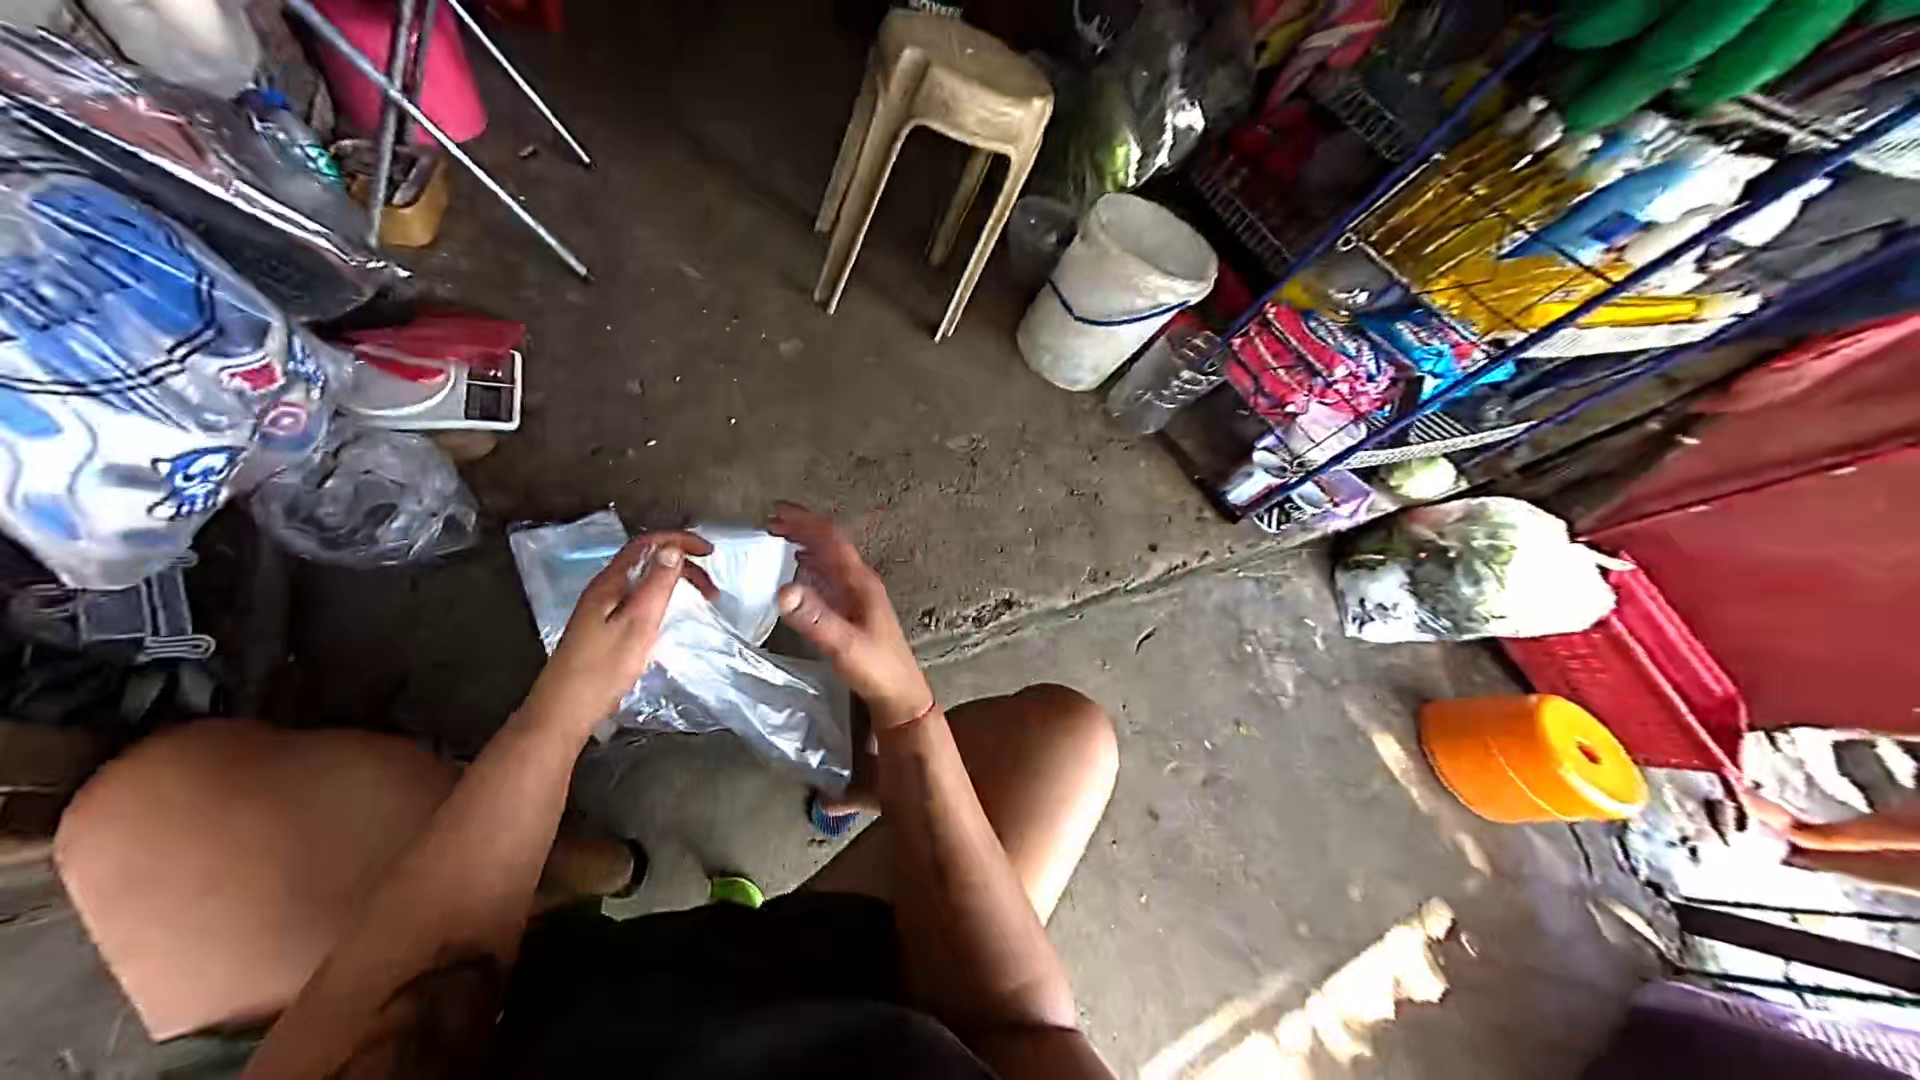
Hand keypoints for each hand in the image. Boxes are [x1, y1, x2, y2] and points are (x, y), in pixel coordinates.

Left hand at [518, 530, 716, 737]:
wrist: (563, 712)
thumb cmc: (602, 670)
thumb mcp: (637, 623)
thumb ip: (656, 585)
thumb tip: (672, 549)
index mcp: (610, 584)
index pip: (646, 545)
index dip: (679, 541)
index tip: (709, 552)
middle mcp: (605, 590)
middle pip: (647, 561)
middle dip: (684, 565)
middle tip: (712, 588)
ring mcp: (602, 609)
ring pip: (645, 581)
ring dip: (676, 583)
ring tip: (700, 601)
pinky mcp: (604, 628)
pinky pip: (640, 599)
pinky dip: (664, 599)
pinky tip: (672, 616)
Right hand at [770, 502, 933, 730]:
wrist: (899, 694)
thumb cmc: (875, 668)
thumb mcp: (843, 645)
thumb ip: (815, 619)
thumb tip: (782, 589)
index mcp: (861, 583)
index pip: (832, 539)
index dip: (806, 521)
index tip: (777, 511)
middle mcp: (861, 582)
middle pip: (831, 544)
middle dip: (803, 529)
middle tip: (771, 522)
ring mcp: (859, 595)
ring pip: (830, 559)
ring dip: (806, 544)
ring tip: (779, 539)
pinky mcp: (854, 609)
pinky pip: (829, 577)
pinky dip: (811, 566)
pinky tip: (798, 573)